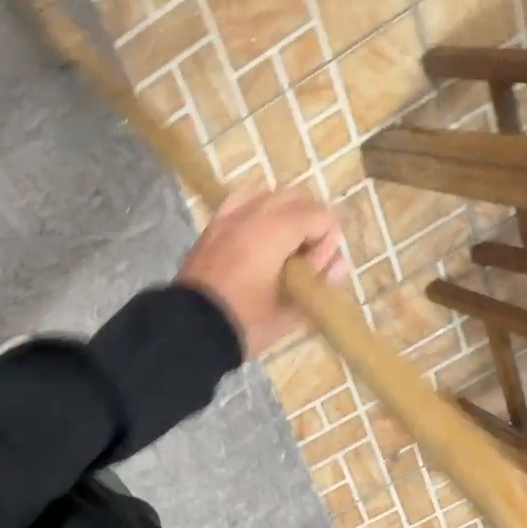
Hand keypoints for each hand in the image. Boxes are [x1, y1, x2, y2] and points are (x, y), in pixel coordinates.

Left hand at [175, 185, 346, 359]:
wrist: (186, 332)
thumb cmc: (243, 324)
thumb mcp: (289, 312)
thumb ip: (319, 283)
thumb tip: (339, 265)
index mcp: (275, 230)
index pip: (320, 217)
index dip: (326, 244)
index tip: (314, 272)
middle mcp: (251, 214)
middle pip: (296, 198)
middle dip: (308, 224)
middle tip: (302, 260)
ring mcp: (226, 218)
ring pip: (266, 195)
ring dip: (281, 214)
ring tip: (279, 249)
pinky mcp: (209, 230)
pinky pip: (238, 204)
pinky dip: (253, 213)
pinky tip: (253, 241)